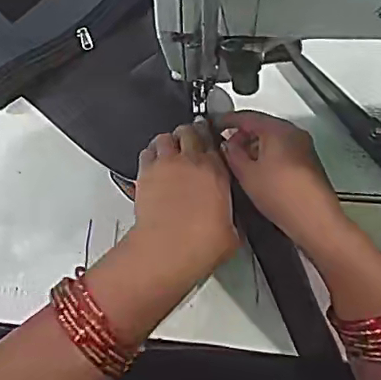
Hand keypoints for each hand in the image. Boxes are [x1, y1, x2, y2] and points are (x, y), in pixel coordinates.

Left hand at [129, 122, 239, 282]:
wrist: (168, 248)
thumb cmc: (197, 243)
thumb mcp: (231, 234)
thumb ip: (233, 220)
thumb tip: (232, 224)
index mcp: (217, 172)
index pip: (216, 143)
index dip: (212, 141)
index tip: (211, 143)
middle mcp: (191, 162)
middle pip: (190, 131)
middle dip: (191, 132)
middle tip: (191, 137)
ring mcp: (167, 164)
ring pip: (166, 137)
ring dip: (170, 140)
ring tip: (171, 146)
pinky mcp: (146, 172)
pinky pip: (147, 151)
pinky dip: (151, 152)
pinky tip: (153, 159)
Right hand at [218, 112, 352, 249]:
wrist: (315, 221)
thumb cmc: (287, 198)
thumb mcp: (245, 174)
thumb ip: (232, 153)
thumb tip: (229, 147)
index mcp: (278, 130)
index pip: (247, 116)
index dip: (228, 120)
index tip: (218, 124)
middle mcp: (294, 134)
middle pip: (262, 125)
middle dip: (242, 135)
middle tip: (227, 145)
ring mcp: (304, 148)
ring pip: (273, 139)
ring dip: (255, 147)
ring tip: (240, 163)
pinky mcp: (308, 163)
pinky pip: (283, 151)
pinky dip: (269, 157)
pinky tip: (259, 174)